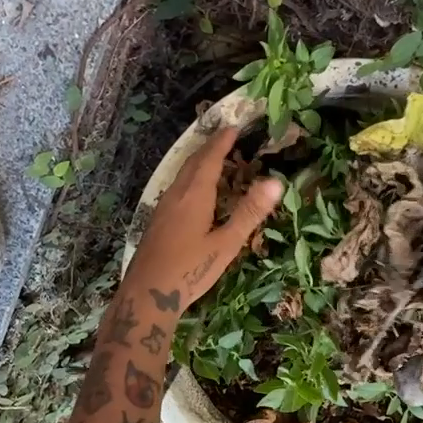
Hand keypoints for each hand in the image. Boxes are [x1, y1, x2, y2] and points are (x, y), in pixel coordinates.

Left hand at [125, 127, 283, 307]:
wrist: (147, 294)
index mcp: (194, 196)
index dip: (222, 142)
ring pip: (181, 175)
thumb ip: (249, 213)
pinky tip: (193, 192)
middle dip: (209, 147)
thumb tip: (275, 182)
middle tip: (225, 137)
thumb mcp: (226, 244)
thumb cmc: (190, 271)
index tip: (234, 127)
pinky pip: (175, 188)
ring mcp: (162, 208)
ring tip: (212, 159)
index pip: (209, 159)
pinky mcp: (156, 221)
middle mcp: (175, 195)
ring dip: (197, 162)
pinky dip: (189, 178)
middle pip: (192, 163)